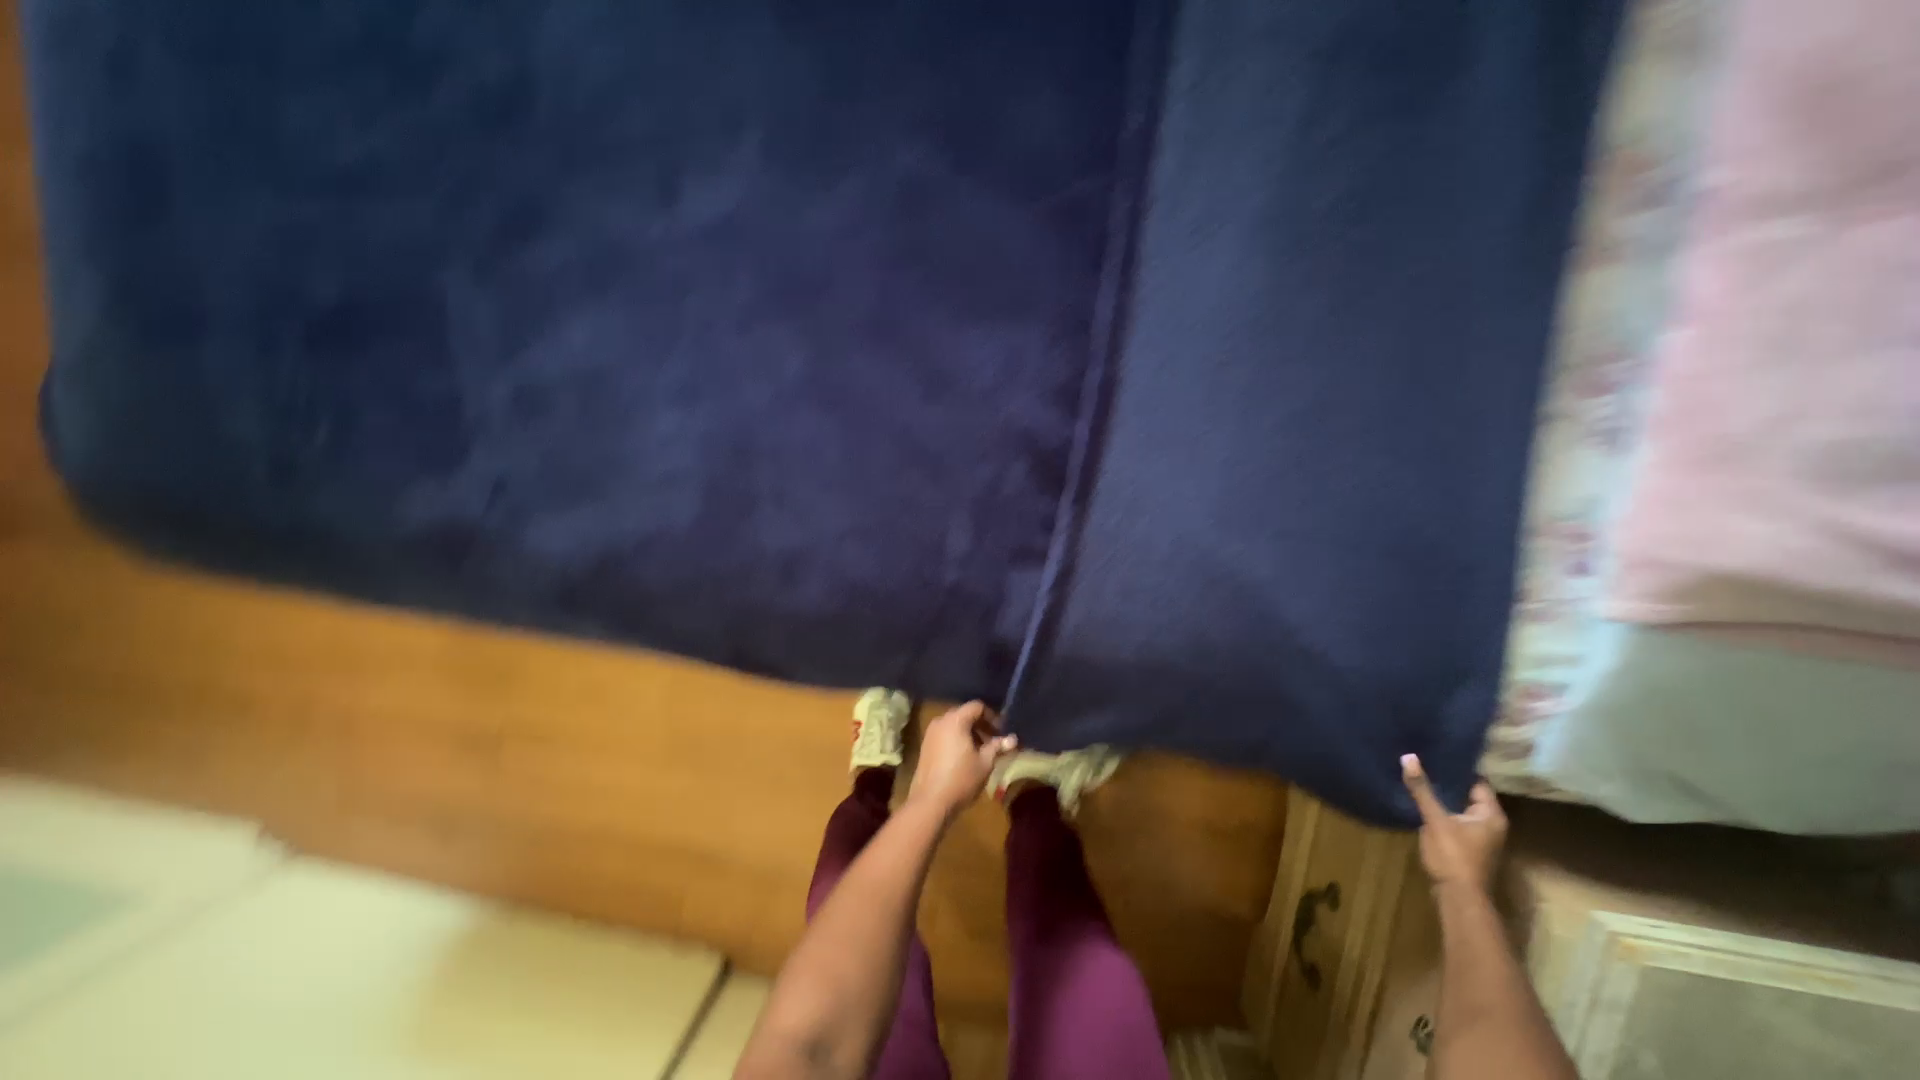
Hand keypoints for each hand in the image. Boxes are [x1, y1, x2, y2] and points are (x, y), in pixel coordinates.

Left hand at [908, 701, 1016, 819]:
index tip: (1001, 732)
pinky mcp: (925, 746)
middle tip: (994, 742)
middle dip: (981, 726)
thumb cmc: (961, 779)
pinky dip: (957, 739)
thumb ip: (998, 747)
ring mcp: (930, 734)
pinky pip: (945, 735)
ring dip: (969, 733)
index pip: (977, 707)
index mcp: (955, 720)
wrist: (930, 801)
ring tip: (981, 752)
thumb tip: (1013, 739)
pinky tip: (965, 758)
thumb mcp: (985, 763)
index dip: (992, 717)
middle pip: (965, 714)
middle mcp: (940, 721)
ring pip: (954, 725)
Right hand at [1402, 754, 1507, 893]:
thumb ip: (1422, 790)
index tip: (1437, 754)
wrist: (1459, 898)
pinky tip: (1425, 808)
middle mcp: (1492, 824)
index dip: (1458, 769)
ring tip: (1422, 781)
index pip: (1478, 782)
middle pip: (1469, 796)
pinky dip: (1444, 815)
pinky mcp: (1470, 848)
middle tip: (1425, 764)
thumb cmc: (1454, 856)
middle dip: (1449, 783)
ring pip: (1462, 810)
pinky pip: (1457, 823)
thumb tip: (1409, 757)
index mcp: (1492, 814)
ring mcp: (1482, 838)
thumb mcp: (1435, 820)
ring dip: (1445, 800)